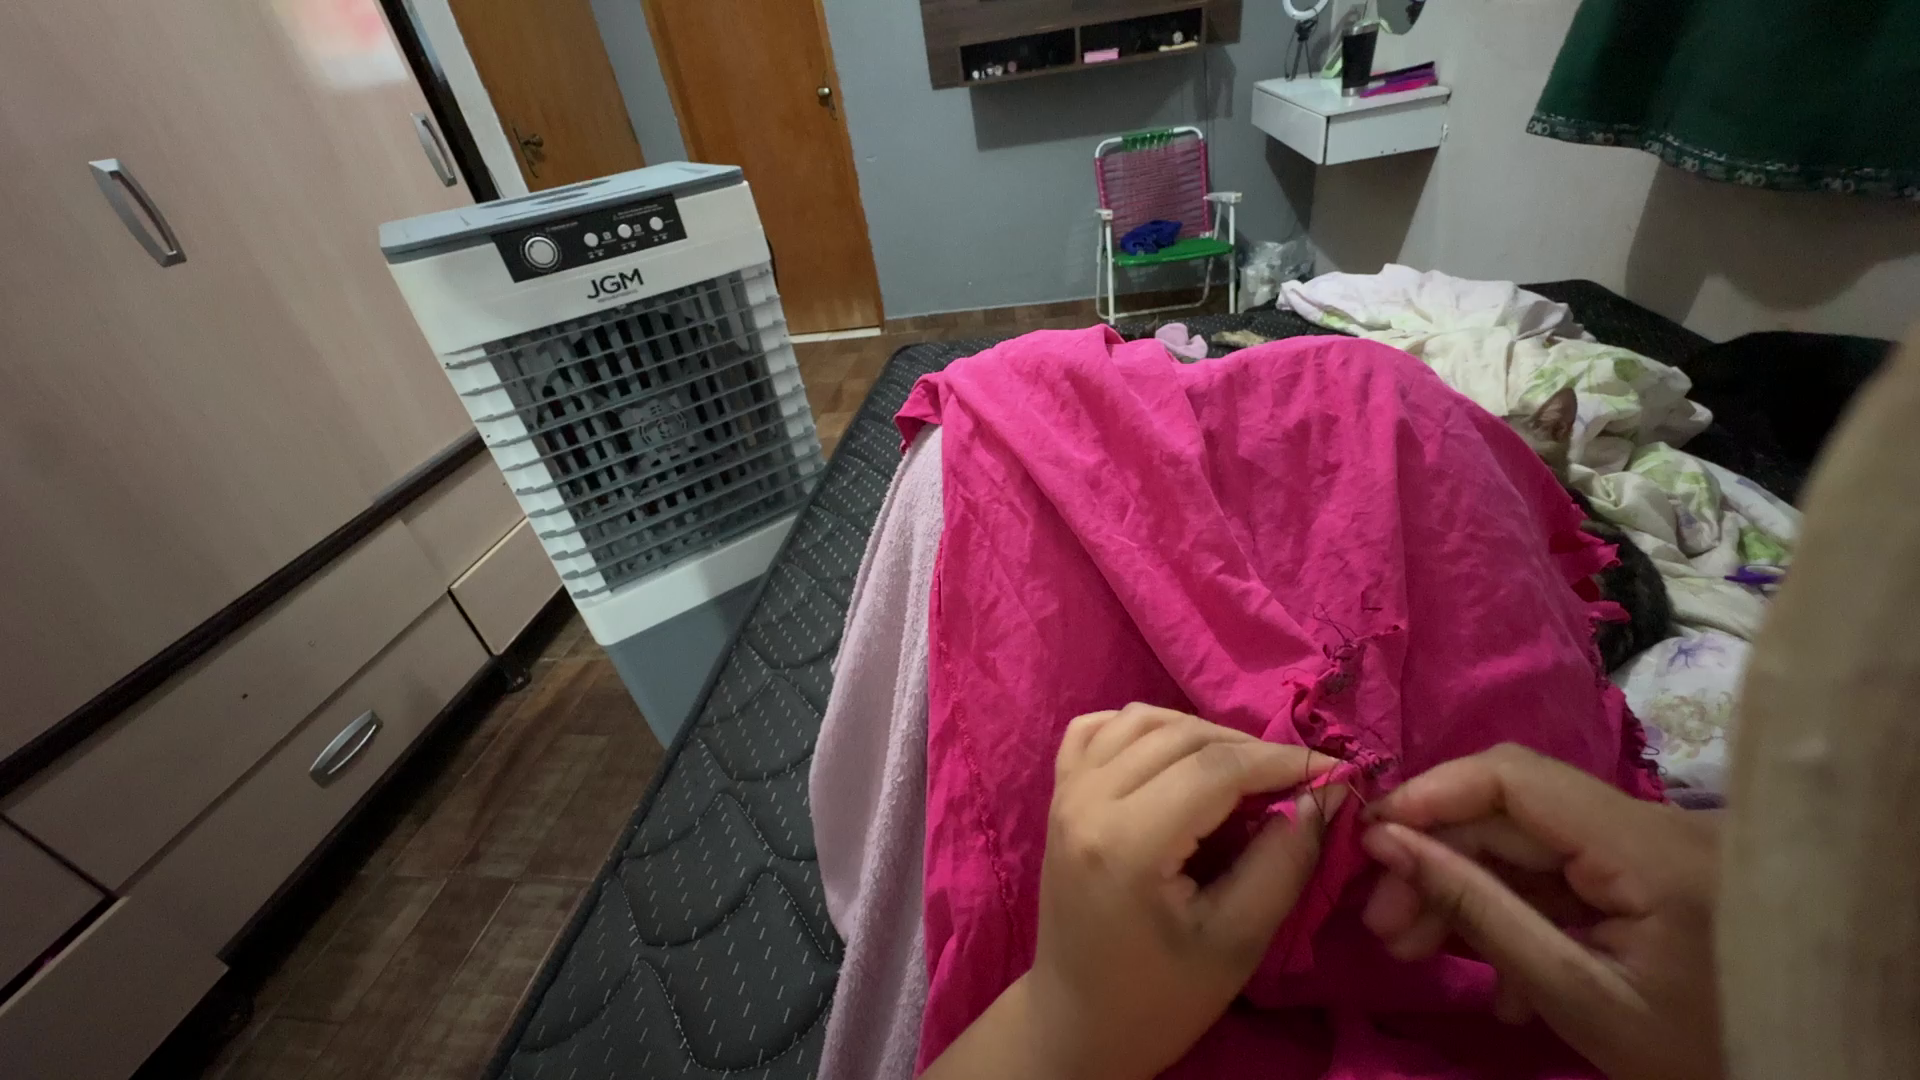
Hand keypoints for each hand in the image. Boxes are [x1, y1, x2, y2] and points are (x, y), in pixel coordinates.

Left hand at [1029, 704, 1339, 1079]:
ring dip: (1198, 732)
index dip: (1280, 762)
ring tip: (1242, 769)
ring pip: (1140, 721)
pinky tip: (1171, 752)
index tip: (1334, 771)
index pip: (1214, 768)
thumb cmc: (1161, 997)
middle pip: (1180, 737)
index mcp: (1126, 841)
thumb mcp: (1237, 942)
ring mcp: (1065, 790)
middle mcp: (1087, 799)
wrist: (1077, 1018)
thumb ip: (1283, 862)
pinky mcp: (1058, 791)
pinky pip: (1095, 728)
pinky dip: (1139, 727)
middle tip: (1295, 779)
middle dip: (1247, 748)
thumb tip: (1323, 796)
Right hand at [1360, 743, 1721, 1079]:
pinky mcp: (1644, 869)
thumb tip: (1381, 841)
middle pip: (1505, 813)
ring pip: (1519, 841)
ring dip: (1461, 888)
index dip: (1430, 793)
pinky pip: (1554, 871)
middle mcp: (1651, 824)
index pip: (1513, 777)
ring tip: (1411, 945)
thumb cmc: (1705, 1056)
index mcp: (1651, 849)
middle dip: (1434, 860)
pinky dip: (1508, 906)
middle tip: (1382, 918)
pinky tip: (1489, 971)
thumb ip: (1476, 909)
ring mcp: (1648, 845)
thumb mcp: (1577, 995)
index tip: (1369, 834)